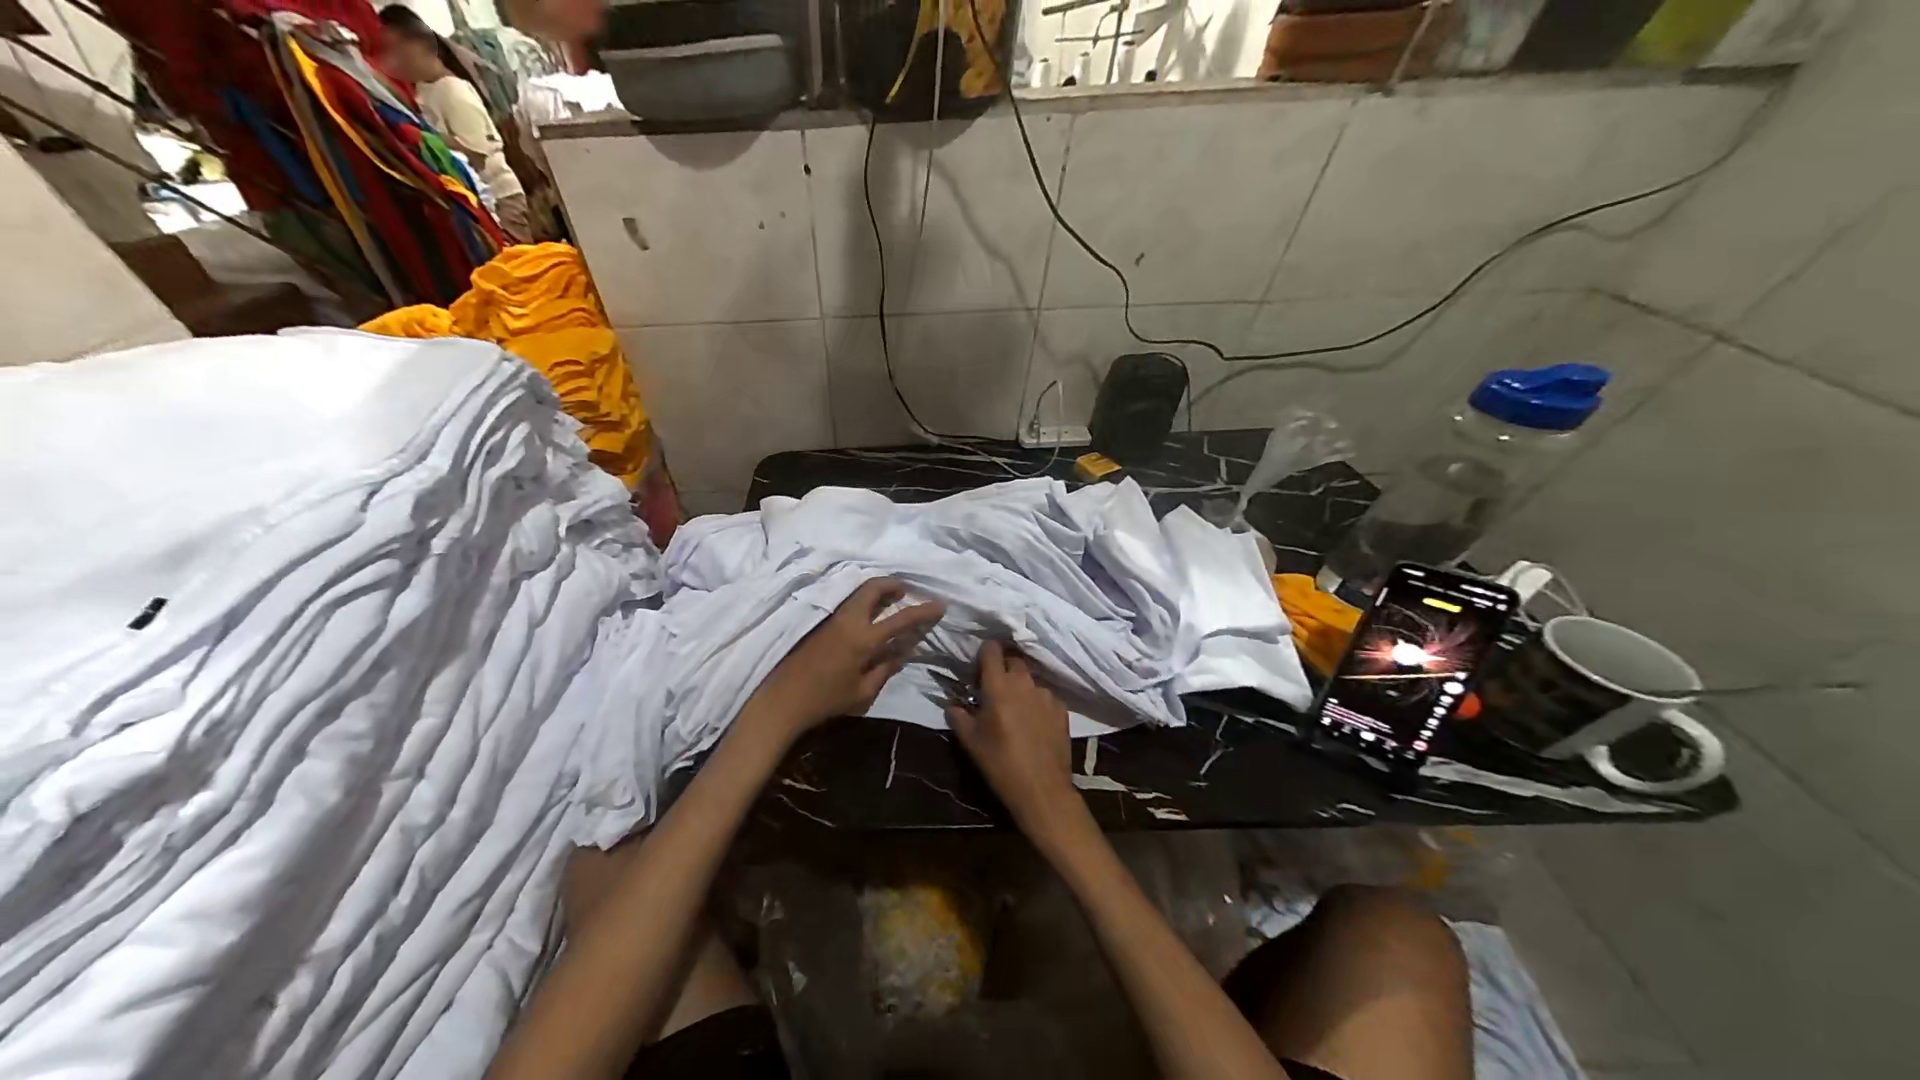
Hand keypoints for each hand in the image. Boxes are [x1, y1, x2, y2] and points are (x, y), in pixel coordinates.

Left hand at [744, 578, 945, 740]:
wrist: (782, 700)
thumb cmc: (825, 700)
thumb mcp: (863, 691)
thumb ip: (886, 668)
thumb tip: (904, 651)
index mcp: (863, 638)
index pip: (900, 618)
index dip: (923, 611)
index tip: (940, 604)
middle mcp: (847, 620)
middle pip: (873, 588)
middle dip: (893, 585)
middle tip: (905, 592)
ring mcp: (830, 618)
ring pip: (857, 592)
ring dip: (876, 591)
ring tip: (889, 601)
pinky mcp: (818, 622)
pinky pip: (846, 601)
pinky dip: (862, 601)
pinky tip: (867, 615)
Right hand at [946, 641, 1080, 833]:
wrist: (1041, 788)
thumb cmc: (999, 763)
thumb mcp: (970, 741)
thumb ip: (958, 715)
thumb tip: (951, 703)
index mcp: (998, 685)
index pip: (991, 649)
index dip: (984, 653)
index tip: (979, 668)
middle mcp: (1024, 682)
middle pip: (1013, 660)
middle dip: (1003, 669)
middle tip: (994, 690)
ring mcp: (1046, 694)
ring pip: (1030, 680)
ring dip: (1020, 688)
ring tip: (1015, 710)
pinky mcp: (1062, 708)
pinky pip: (1045, 696)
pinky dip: (1037, 703)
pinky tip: (1033, 723)